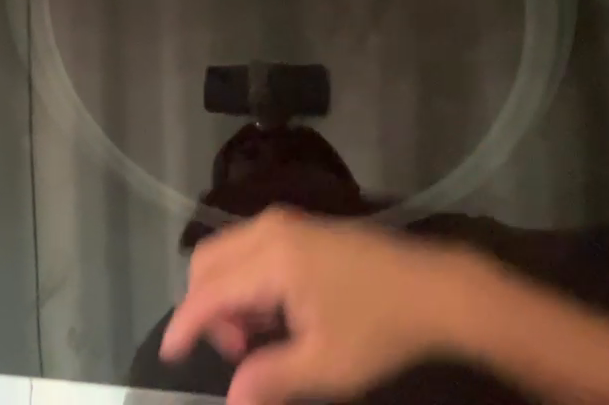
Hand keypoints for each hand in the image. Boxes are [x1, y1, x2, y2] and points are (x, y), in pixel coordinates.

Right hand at [159, 208, 486, 404]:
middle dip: (208, 309)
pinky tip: (274, 312)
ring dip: (226, 294)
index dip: (186, 323)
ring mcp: (282, 221)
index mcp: (272, 259)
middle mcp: (268, 229)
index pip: (209, 290)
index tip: (171, 355)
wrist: (436, 289)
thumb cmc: (382, 329)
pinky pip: (246, 247)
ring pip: (225, 252)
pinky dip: (243, 280)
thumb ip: (272, 378)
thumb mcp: (329, 367)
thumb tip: (231, 398)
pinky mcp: (295, 224)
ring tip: (260, 337)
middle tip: (240, 352)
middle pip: (207, 262)